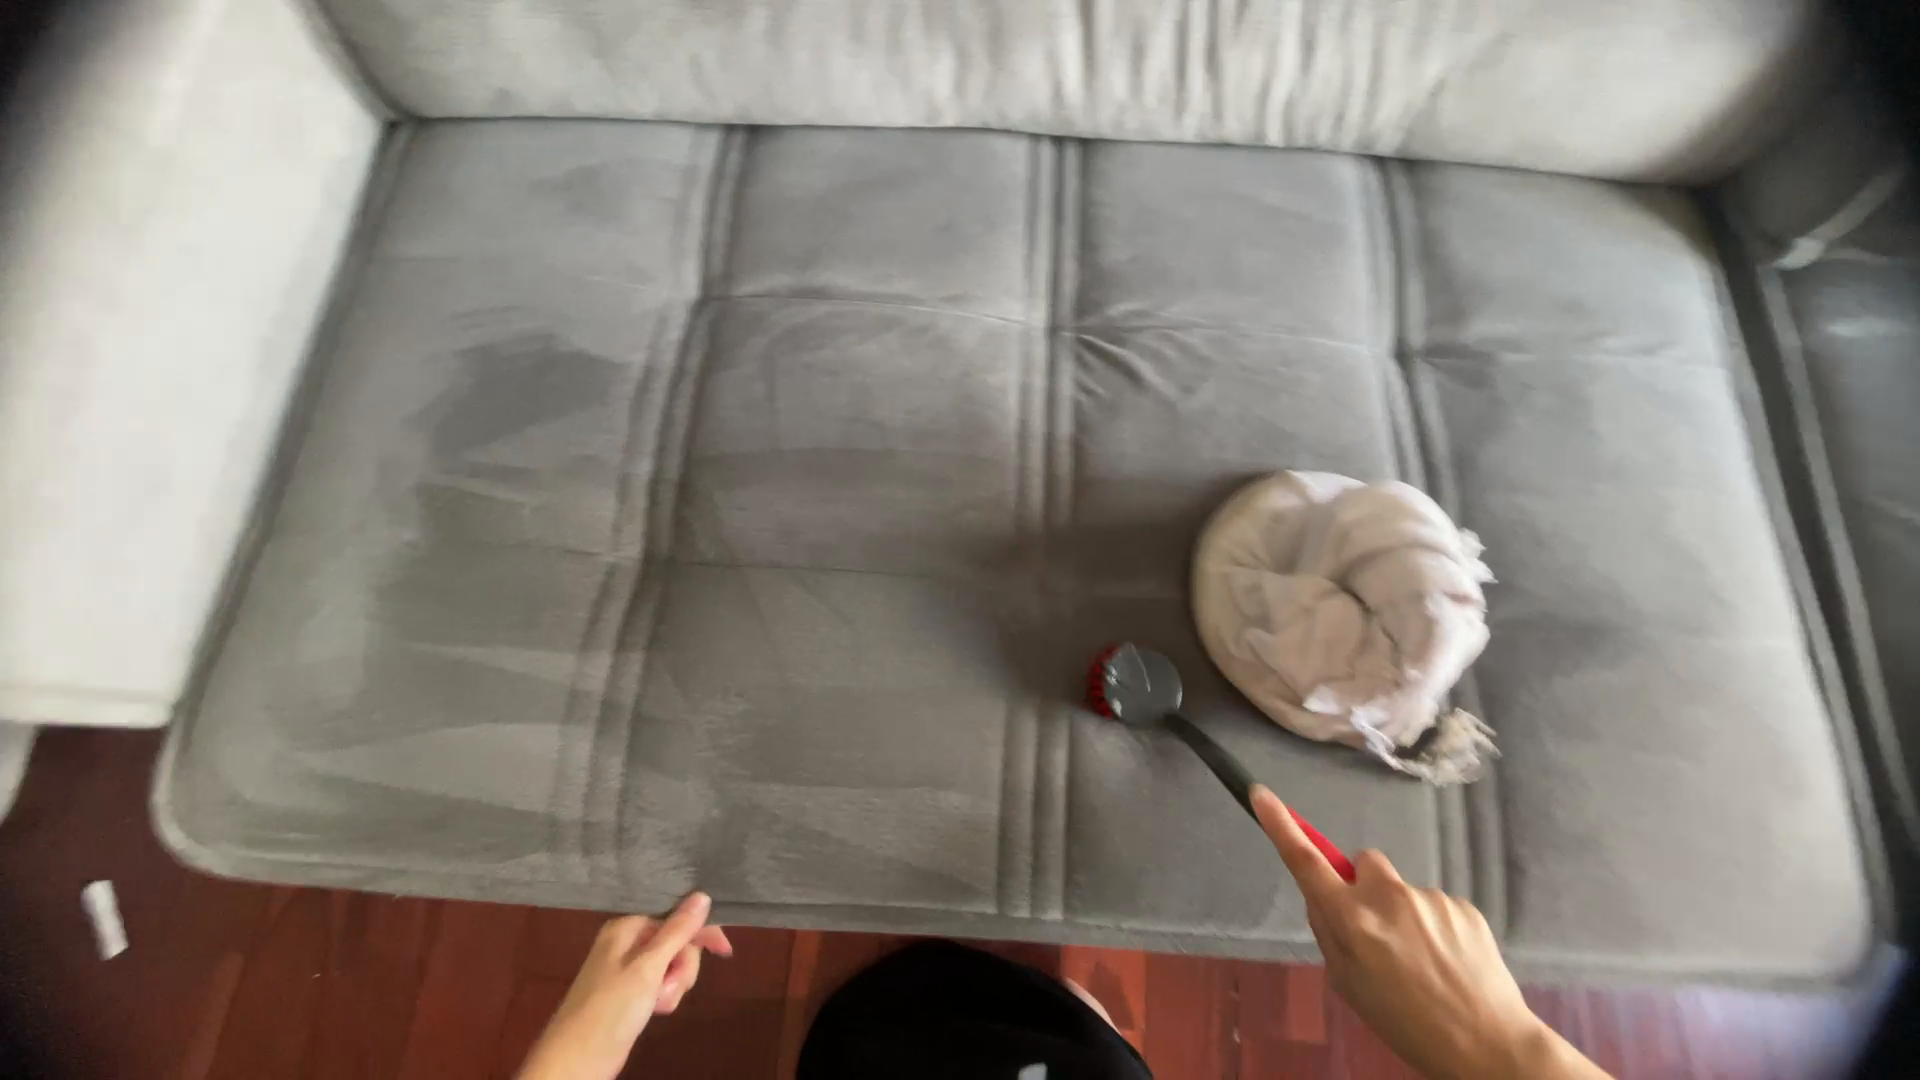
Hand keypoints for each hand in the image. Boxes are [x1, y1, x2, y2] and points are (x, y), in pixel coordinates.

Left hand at [517, 891, 733, 1079]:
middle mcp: (628, 943)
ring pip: (673, 965)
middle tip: (667, 986)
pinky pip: (662, 984)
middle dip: (681, 967)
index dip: (701, 933)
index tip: (724, 951)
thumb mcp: (648, 968)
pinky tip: (654, 1011)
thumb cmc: (609, 1010)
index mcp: (627, 928)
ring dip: (673, 985)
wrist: (574, 1067)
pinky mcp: (630, 994)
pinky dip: (664, 996)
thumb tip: (704, 894)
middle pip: (678, 942)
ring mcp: (629, 970)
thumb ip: (677, 931)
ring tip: (657, 1004)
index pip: (676, 917)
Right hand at [1251, 787, 1607, 1079]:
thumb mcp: (1348, 985)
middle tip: (1379, 933)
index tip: (1260, 793)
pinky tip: (1451, 963)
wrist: (1494, 1051)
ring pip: (1401, 889)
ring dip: (1403, 912)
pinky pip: (1434, 903)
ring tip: (1424, 962)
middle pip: (1363, 864)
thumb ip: (1328, 933)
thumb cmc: (1406, 1024)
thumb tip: (1321, 897)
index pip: (1305, 862)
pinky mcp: (1464, 906)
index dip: (1280, 824)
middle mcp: (1388, 898)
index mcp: (1353, 921)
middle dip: (1364, 886)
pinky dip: (1435, 926)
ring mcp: (1429, 898)